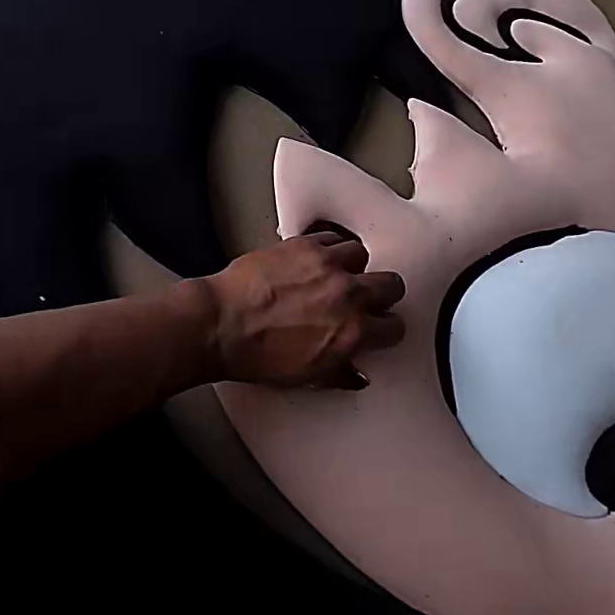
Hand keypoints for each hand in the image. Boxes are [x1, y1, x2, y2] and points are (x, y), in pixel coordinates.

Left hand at [198, 231, 406, 388]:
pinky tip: (316, 259)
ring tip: (335, 275)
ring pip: (362, 255)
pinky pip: (332, 237)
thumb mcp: (305, 377)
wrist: (220, 324)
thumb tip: (355, 374)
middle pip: (391, 284)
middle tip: (366, 298)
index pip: (394, 327)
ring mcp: (327, 266)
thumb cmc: (255, 353)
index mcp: (353, 333)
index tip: (379, 326)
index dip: (386, 328)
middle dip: (382, 293)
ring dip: (352, 266)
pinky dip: (328, 247)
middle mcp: (347, 295)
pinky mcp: (304, 244)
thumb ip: (339, 372)